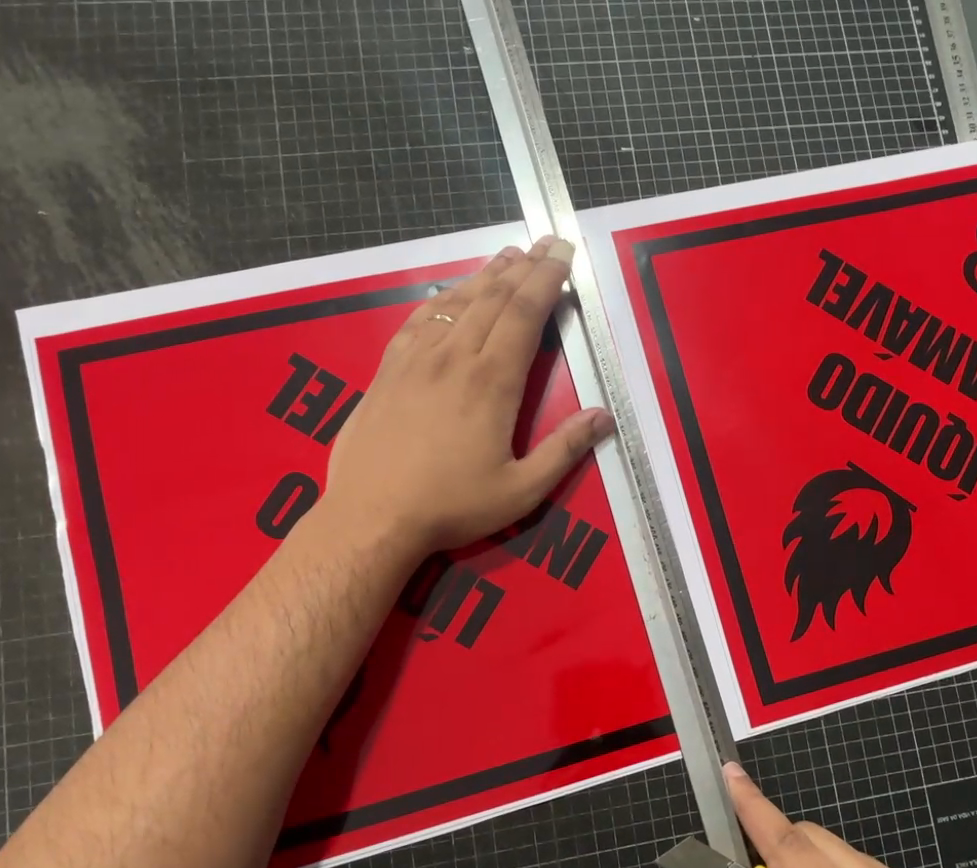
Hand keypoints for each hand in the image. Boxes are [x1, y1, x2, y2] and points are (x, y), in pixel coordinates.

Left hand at [316, 237, 613, 556]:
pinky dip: (442, 298)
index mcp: (493, 382)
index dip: (547, 279)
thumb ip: (564, 451)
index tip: (563, 254)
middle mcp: (455, 357)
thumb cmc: (451, 507)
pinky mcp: (388, 369)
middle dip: (525, 266)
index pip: (526, 314)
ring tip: (509, 255)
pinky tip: (451, 292)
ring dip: (487, 274)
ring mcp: (416, 359)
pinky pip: (419, 318)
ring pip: (457, 301)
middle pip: (494, 297)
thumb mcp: (521, 491)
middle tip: (546, 243)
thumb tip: (604, 417)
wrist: (371, 516)